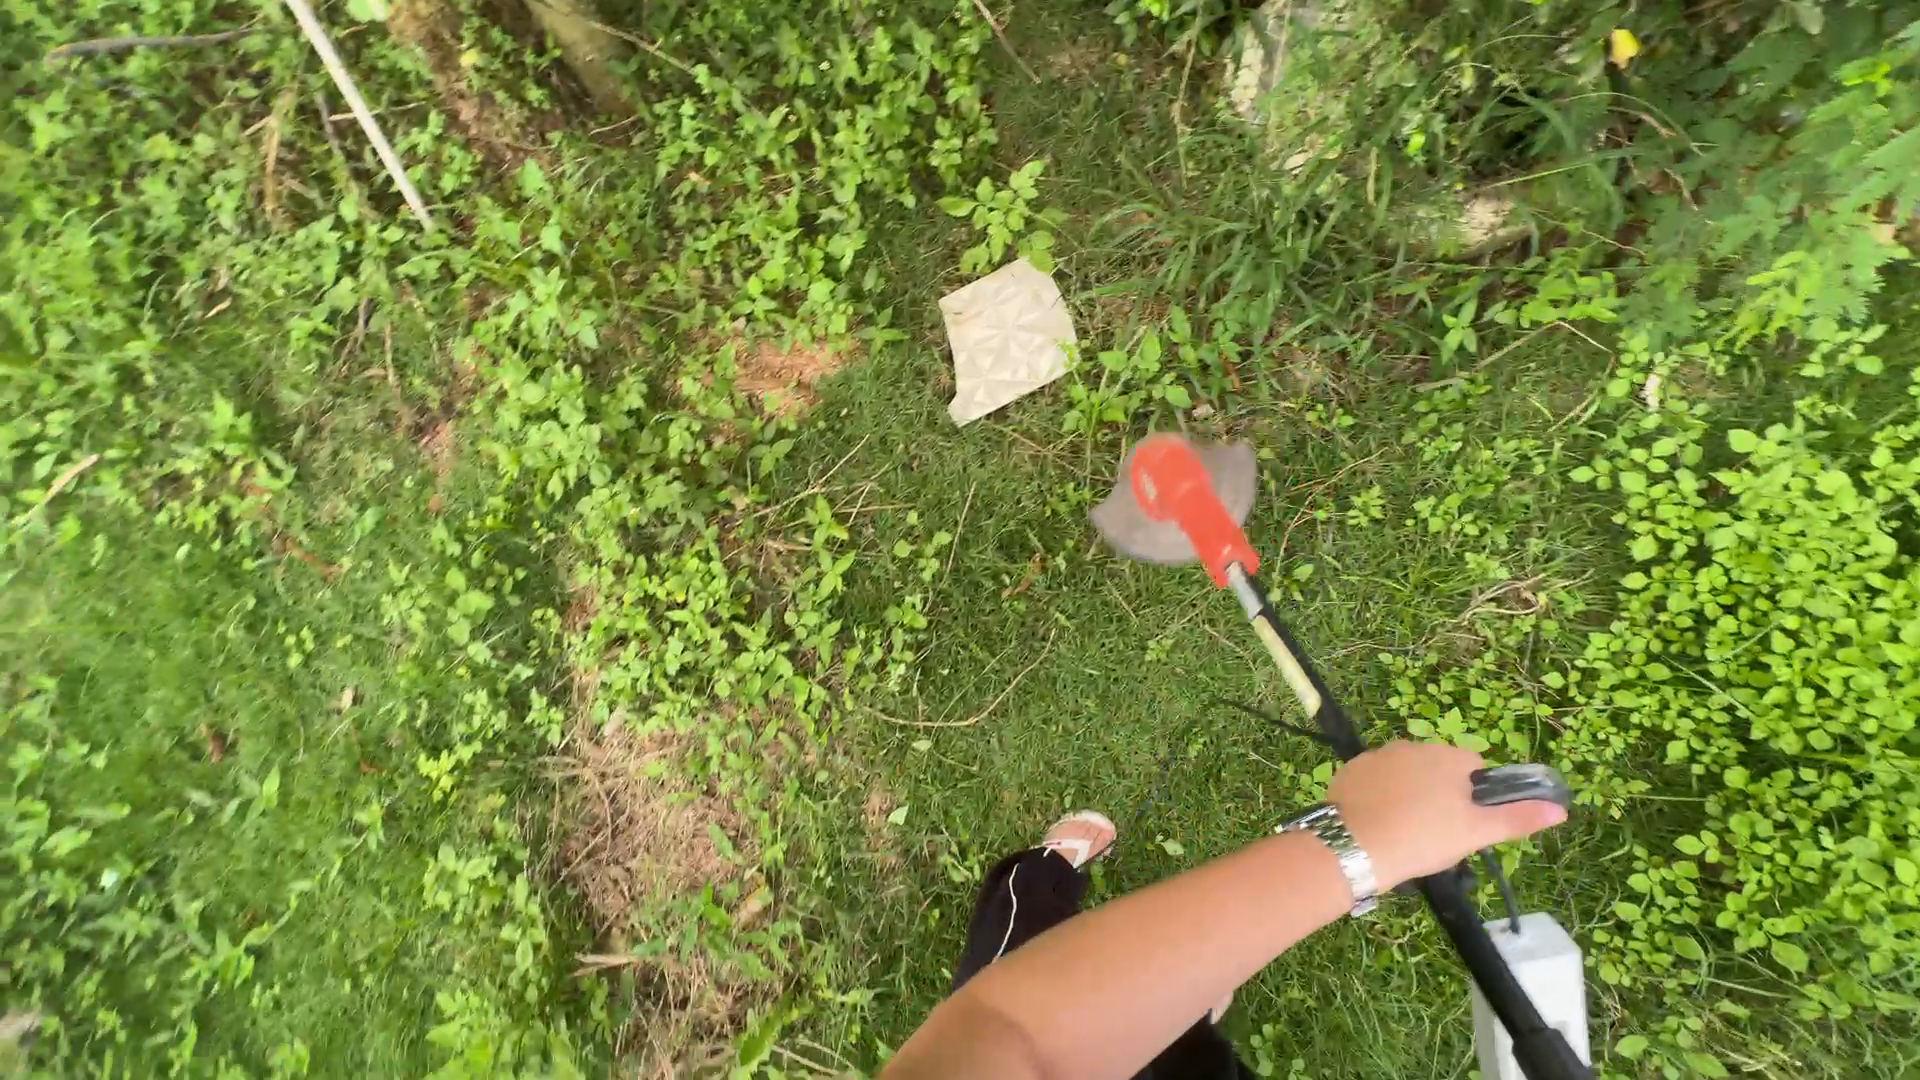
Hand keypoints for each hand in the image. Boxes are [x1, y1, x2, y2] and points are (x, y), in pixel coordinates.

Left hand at [1327, 740, 1566, 890]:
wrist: (1357, 843)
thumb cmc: (1424, 837)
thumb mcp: (1477, 832)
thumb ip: (1517, 818)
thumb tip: (1559, 810)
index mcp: (1445, 756)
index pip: (1473, 765)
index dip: (1475, 792)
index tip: (1467, 819)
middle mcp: (1410, 746)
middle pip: (1438, 766)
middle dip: (1443, 790)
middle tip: (1439, 827)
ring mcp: (1376, 755)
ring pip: (1406, 771)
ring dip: (1412, 790)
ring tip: (1409, 826)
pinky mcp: (1352, 768)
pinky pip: (1377, 778)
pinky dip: (1382, 793)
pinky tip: (1381, 818)